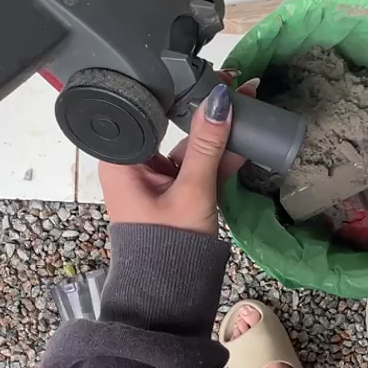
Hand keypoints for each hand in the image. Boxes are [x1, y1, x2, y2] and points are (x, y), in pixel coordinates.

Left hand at [100, 82, 246, 236]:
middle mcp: (134, 163)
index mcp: (121, 160)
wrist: (171, 292)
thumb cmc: (169, 243)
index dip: (177, 90)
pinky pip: (196, 164)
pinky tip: (242, 139)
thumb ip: (208, 145)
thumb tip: (220, 101)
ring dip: (216, 132)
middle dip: (204, 110)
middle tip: (231, 83)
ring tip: (246, 104)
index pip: (147, 111)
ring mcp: (155, 177)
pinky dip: (217, 156)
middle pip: (169, 125)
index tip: (207, 75)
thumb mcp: (193, 191)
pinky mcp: (174, 190)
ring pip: (187, 145)